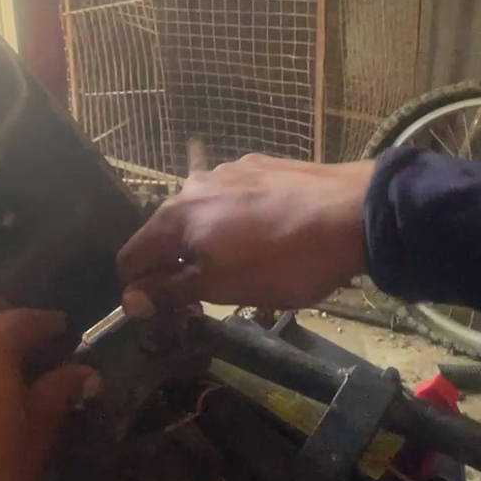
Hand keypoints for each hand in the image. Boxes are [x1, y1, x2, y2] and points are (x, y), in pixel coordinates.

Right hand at [117, 154, 375, 315]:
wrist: (351, 212)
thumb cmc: (282, 259)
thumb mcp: (222, 286)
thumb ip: (170, 289)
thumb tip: (128, 298)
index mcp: (173, 218)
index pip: (130, 257)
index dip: (139, 290)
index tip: (166, 314)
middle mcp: (189, 187)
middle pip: (165, 235)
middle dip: (178, 268)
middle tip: (212, 297)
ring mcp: (224, 171)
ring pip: (201, 216)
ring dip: (209, 243)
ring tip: (248, 265)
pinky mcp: (257, 165)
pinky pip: (232, 199)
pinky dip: (237, 221)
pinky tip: (270, 235)